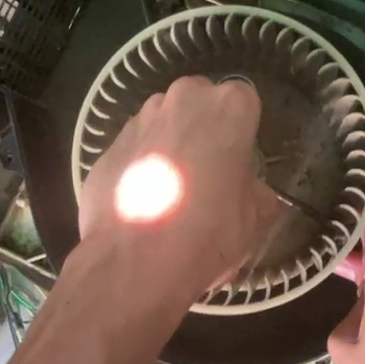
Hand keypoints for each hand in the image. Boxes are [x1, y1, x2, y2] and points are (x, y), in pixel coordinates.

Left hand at [77, 75, 280, 301]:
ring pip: (162, 123)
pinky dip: (140, 166)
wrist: (135, 263)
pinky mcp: (108, 146)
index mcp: (226, 108)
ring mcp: (139, 121)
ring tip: (170, 192)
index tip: (237, 162)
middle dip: (202, 130)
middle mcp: (181, 100)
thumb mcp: (254, 219)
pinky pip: (134, 149)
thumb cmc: (208, 234)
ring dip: (169, 146)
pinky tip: (143, 203)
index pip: (243, 102)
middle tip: (206, 174)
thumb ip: (257, 193)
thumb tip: (252, 192)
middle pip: (198, 104)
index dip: (241, 133)